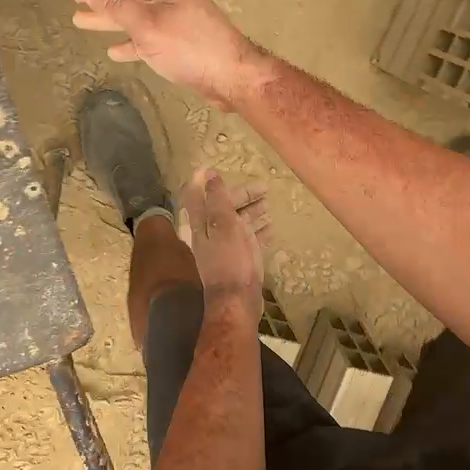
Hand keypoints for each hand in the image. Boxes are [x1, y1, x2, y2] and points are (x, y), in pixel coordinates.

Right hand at [72, 0, 274, 108]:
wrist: (231, 76)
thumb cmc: (188, 46)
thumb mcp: (147, 23)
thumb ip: (116, 4)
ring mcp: (179, 22)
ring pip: (137, 17)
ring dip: (110, 19)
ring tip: (82, 21)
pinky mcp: (182, 45)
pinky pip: (149, 38)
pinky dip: (131, 42)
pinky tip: (114, 51)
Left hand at [178, 168, 269, 315]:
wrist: (236, 302)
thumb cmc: (229, 261)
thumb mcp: (223, 226)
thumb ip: (217, 200)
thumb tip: (209, 175)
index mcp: (202, 224)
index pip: (198, 196)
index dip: (204, 181)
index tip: (214, 168)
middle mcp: (210, 234)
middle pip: (224, 208)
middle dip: (242, 196)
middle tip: (264, 188)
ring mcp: (225, 248)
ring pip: (238, 223)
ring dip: (252, 212)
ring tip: (268, 204)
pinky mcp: (239, 261)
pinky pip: (248, 240)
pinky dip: (258, 231)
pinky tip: (271, 228)